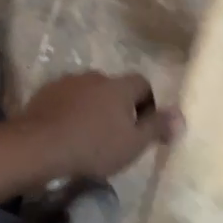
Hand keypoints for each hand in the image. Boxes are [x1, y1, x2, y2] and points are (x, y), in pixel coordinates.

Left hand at [14, 72, 182, 179]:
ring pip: (89, 92)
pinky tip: (66, 132)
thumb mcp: (133, 144)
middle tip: (116, 135)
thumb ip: (158, 127)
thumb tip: (182, 115)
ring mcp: (68, 81)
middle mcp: (95, 76)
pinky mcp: (47, 91)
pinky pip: (66, 98)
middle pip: (114, 87)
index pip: (142, 83)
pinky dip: (70, 110)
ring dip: (92, 107)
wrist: (41, 144)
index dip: (147, 103)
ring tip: (89, 136)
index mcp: (119, 86)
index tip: (143, 127)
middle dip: (117, 106)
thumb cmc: (94, 146)